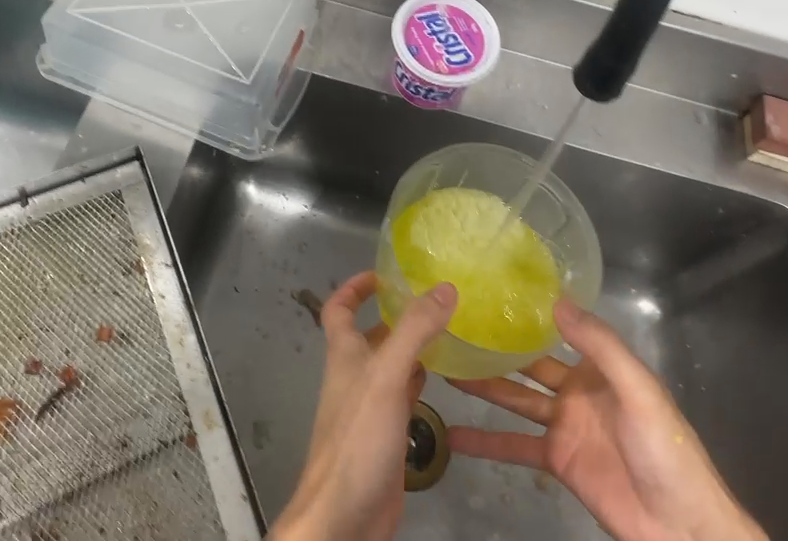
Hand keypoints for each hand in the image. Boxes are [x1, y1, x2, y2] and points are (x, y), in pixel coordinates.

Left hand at [269, 271, 457, 540]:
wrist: (345, 513)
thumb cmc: (358, 437)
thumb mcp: (387, 376)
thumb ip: (414, 331)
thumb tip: (445, 287)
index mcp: (344, 355)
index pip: (338, 309)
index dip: (355, 287)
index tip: (384, 274)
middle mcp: (354, 375)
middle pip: (371, 335)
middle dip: (397, 316)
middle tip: (435, 300)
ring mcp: (369, 406)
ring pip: (390, 365)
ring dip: (413, 347)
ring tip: (449, 331)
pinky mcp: (385, 434)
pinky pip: (403, 396)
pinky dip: (420, 381)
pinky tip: (442, 378)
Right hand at [447, 300, 763, 540]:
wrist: (679, 523)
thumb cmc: (665, 448)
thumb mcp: (639, 390)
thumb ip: (600, 347)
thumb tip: (557, 303)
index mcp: (599, 367)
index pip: (559, 332)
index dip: (529, 315)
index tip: (493, 295)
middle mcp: (577, 390)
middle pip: (529, 364)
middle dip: (498, 348)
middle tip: (457, 329)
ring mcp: (565, 426)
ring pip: (516, 399)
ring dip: (484, 386)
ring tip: (446, 370)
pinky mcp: (556, 461)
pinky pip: (515, 446)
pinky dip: (485, 442)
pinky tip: (453, 436)